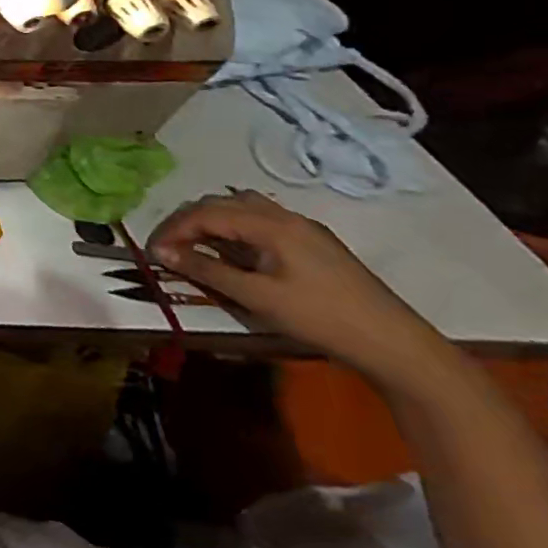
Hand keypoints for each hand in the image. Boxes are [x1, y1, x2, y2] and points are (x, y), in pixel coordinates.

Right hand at [148, 190, 451, 385]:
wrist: (394, 344)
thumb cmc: (321, 318)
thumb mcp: (257, 297)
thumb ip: (207, 270)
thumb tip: (162, 252)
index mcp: (271, 225)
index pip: (206, 213)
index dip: (173, 229)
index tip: (152, 251)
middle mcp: (285, 217)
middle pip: (222, 203)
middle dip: (188, 221)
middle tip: (167, 248)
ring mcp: (303, 228)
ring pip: (243, 208)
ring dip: (211, 221)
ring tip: (194, 246)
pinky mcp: (313, 243)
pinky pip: (261, 222)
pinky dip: (234, 229)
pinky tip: (231, 252)